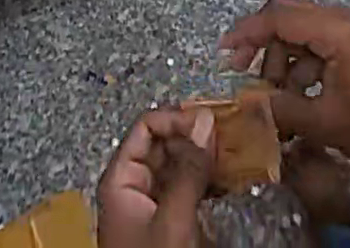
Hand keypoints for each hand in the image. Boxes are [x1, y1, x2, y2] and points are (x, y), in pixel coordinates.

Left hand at [97, 107, 215, 247]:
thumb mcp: (172, 218)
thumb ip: (189, 170)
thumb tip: (205, 120)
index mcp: (120, 179)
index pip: (145, 128)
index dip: (175, 119)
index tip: (208, 121)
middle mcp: (132, 189)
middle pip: (162, 145)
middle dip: (192, 137)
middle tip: (224, 137)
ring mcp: (151, 210)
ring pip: (177, 169)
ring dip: (201, 160)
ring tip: (229, 155)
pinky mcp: (168, 229)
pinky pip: (186, 194)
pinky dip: (205, 185)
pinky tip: (223, 183)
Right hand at [219, 0, 349, 186]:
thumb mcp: (324, 122)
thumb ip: (279, 107)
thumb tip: (244, 102)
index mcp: (331, 29)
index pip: (276, 18)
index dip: (245, 34)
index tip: (223, 53)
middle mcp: (336, 20)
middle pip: (283, 17)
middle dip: (258, 42)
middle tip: (239, 70)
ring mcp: (345, 32)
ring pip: (295, 32)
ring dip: (278, 59)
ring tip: (272, 95)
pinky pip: (311, 45)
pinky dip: (296, 67)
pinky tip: (293, 98)